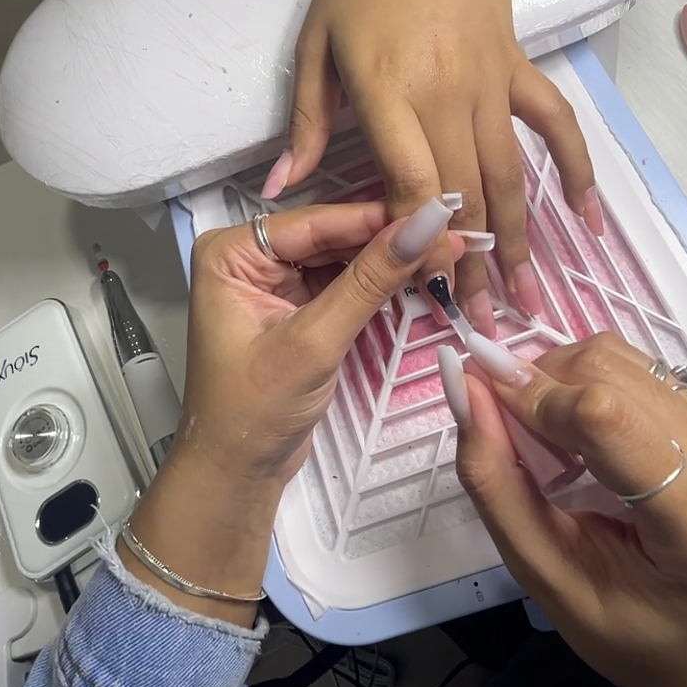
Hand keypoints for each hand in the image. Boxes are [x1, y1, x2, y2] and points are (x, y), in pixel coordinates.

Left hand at [121, 198, 459, 624]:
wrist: (236, 475)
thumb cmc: (254, 410)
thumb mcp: (314, 341)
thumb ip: (370, 281)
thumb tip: (424, 225)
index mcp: (231, 252)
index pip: (316, 222)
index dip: (379, 218)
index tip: (439, 211)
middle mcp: (249, 256)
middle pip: (332, 236)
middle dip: (391, 239)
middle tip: (455, 233)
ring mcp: (274, 282)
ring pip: (343, 258)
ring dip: (391, 260)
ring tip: (450, 251)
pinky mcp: (297, 307)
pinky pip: (343, 283)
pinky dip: (379, 284)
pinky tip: (421, 273)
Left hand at [276, 0, 597, 335]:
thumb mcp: (314, 49)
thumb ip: (302, 125)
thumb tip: (278, 190)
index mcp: (388, 93)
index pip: (411, 182)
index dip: (421, 241)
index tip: (427, 290)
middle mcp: (447, 96)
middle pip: (465, 195)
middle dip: (473, 266)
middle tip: (482, 326)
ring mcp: (492, 84)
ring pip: (511, 175)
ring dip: (522, 241)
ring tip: (529, 298)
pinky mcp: (519, 70)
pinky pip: (556, 125)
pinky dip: (577, 170)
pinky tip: (589, 217)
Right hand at [447, 333, 686, 686]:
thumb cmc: (629, 635)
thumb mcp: (544, 577)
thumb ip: (494, 481)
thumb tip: (462, 381)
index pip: (609, 419)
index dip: (535, 395)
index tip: (483, 393)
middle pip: (610, 375)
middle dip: (541, 386)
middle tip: (513, 430)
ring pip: (622, 360)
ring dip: (562, 379)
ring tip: (551, 436)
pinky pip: (641, 371)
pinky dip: (591, 383)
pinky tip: (585, 431)